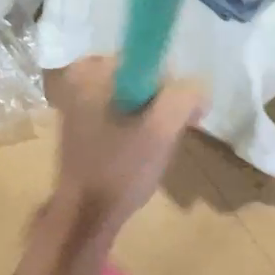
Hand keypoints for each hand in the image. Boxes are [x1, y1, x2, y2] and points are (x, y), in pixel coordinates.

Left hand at [47, 57, 206, 237]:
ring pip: (134, 96)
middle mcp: (79, 77)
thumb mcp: (162, 130)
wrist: (85, 217)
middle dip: (160, 104)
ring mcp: (77, 100)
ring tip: (150, 148)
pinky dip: (135, 127)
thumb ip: (185, 97)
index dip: (169, 87)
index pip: (149, 57)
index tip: (175, 117)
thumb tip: (197, 91)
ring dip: (150, 119)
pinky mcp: (80, 122)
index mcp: (92, 70)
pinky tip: (136, 152)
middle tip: (164, 136)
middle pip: (142, 76)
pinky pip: (121, 111)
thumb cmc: (120, 171)